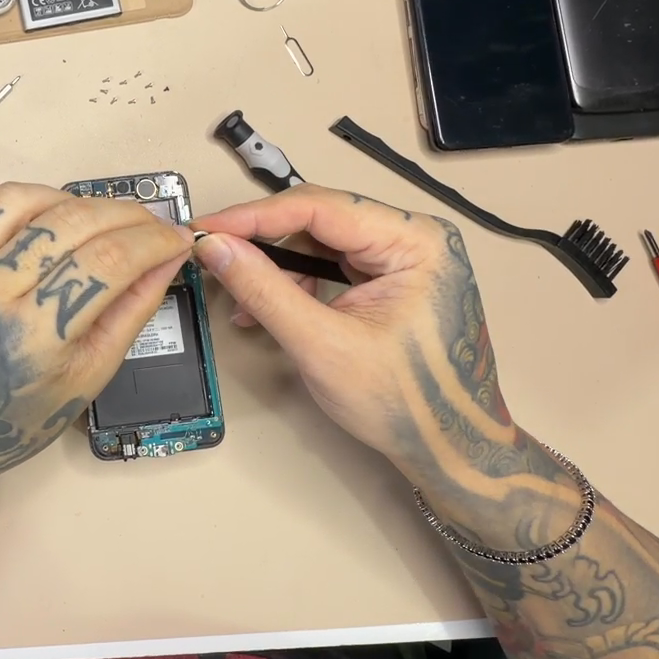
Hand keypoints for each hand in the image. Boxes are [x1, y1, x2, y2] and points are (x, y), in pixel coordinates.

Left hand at [0, 183, 193, 488]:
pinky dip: (26, 198)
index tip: (176, 236)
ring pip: (27, 197)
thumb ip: (134, 308)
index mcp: (33, 337)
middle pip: (72, 221)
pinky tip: (48, 215)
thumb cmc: (21, 414)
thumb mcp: (92, 374)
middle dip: (125, 214)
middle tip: (149, 223)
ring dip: (74, 199)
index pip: (108, 262)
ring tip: (98, 219)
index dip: (152, 241)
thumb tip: (169, 254)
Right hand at [191, 186, 520, 489]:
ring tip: (246, 303)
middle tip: (213, 253)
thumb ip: (264, 290)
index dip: (252, 216)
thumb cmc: (409, 404)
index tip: (206, 228)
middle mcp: (413, 237)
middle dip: (261, 241)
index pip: (317, 207)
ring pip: (316, 239)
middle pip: (316, 218)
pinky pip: (328, 261)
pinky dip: (294, 281)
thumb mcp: (322, 345)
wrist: (452, 451)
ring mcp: (402, 257)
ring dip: (275, 267)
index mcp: (415, 242)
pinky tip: (270, 307)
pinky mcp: (389, 276)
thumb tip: (215, 248)